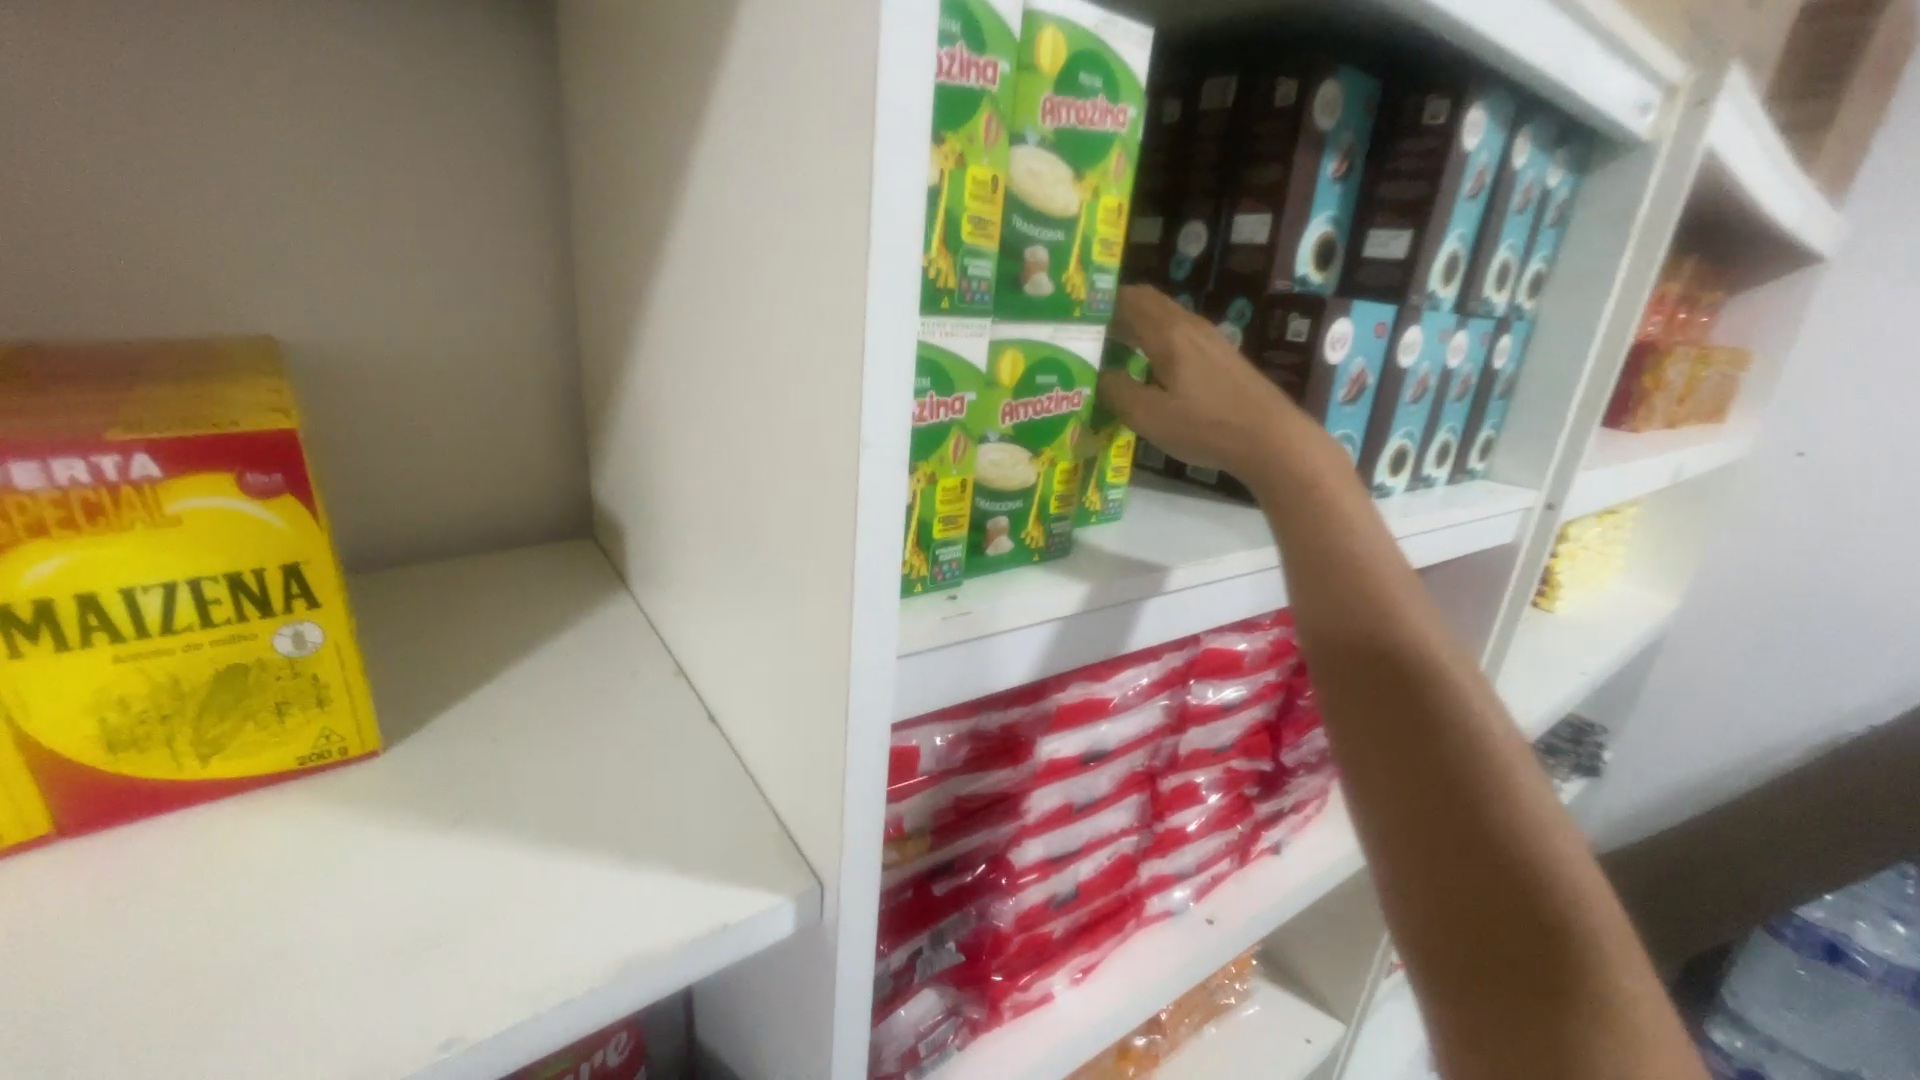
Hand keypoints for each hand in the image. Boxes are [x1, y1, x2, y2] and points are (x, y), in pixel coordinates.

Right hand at [1098, 286, 1313, 488]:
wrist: (1270, 439)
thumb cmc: (1205, 426)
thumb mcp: (1148, 416)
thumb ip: (1116, 391)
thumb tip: (1099, 375)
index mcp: (1167, 333)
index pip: (1129, 298)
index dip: (1100, 303)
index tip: (1076, 317)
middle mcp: (1189, 326)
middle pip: (1148, 303)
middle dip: (1116, 311)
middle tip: (1090, 333)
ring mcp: (1210, 339)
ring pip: (1166, 318)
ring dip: (1138, 326)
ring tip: (1113, 350)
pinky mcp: (1222, 357)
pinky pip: (1180, 335)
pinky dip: (1157, 340)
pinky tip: (1150, 368)